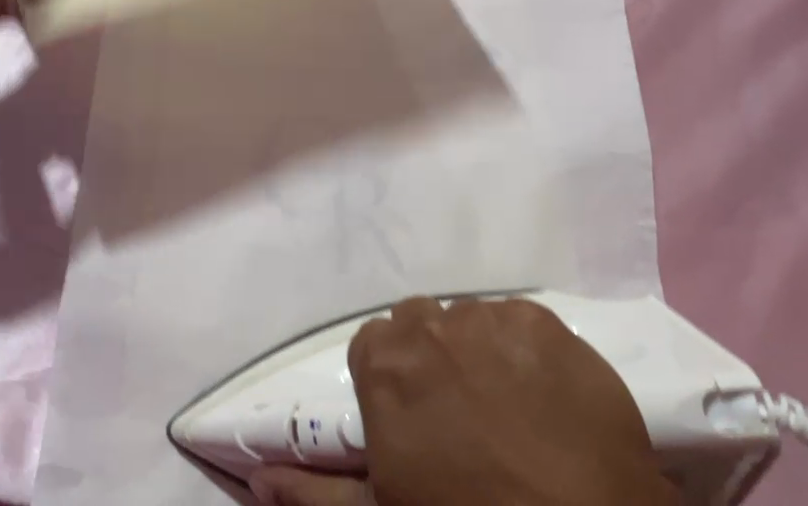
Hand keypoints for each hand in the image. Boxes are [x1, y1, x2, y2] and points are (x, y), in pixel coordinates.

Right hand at [249, 299, 678, 505]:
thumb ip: (314, 491)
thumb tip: (258, 479)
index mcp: (383, 362)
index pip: (374, 345)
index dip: (393, 381)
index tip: (413, 418)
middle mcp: (431, 325)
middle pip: (421, 323)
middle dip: (432, 357)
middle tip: (460, 413)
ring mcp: (493, 319)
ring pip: (472, 320)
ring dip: (479, 351)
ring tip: (508, 405)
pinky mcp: (549, 323)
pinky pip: (522, 322)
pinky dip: (526, 349)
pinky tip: (545, 394)